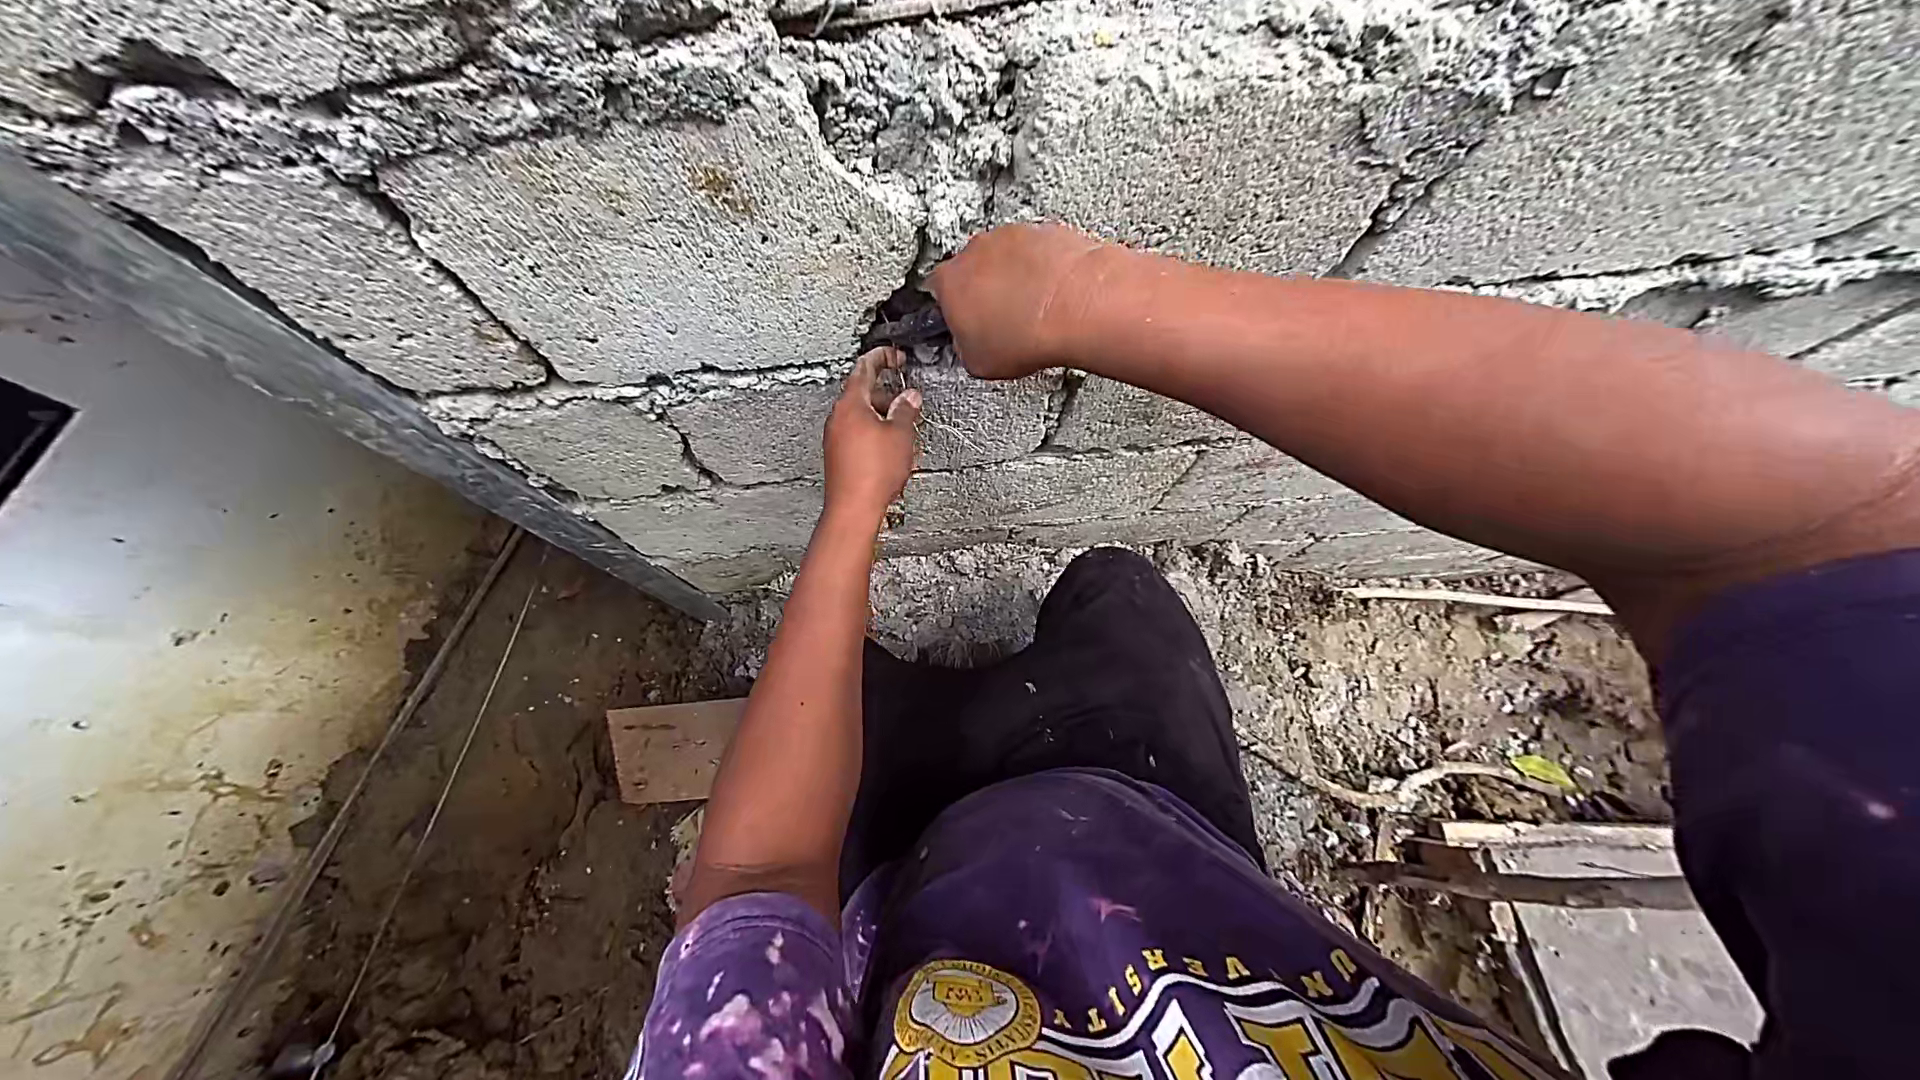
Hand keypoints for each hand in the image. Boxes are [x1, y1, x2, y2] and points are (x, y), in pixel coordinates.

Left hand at [823, 347, 921, 523]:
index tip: (895, 356)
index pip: (865, 368)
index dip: (882, 357)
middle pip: (863, 392)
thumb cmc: (873, 473)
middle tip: (906, 398)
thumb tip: (910, 397)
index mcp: (851, 404)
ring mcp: (835, 436)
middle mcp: (838, 417)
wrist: (854, 507)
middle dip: (887, 393)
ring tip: (902, 428)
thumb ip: (906, 410)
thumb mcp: (900, 434)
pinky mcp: (838, 454)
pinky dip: (873, 431)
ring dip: (882, 415)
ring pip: (860, 414)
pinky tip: (888, 447)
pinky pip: (857, 433)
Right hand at [927, 223, 1116, 379]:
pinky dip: (1043, 270)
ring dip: (1016, 279)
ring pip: (1006, 258)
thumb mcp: (978, 363)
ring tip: (1032, 311)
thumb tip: (969, 346)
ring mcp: (1012, 237)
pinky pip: (1037, 252)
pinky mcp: (1044, 231)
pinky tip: (1052, 297)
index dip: (954, 311)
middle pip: (972, 270)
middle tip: (1003, 321)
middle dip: (985, 292)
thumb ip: (963, 347)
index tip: (966, 323)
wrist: (1076, 309)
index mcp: (949, 281)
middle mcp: (976, 250)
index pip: (938, 291)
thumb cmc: (1028, 334)